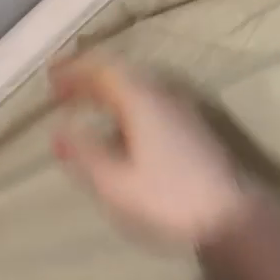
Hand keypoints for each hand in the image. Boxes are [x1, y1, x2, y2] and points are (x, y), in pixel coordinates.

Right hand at [50, 59, 252, 247]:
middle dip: (91, 76)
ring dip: (109, 88)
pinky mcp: (192, 124)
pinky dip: (126, 101)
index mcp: (144, 100)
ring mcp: (183, 107)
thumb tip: (59, 129)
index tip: (50, 74)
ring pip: (139, 85)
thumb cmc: (168, 198)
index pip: (106, 68)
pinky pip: (151, 98)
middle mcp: (165, 94)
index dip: (77, 67)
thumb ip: (85, 154)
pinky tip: (118, 124)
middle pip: (123, 72)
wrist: (229, 212)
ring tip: (83, 102)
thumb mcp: (116, 183)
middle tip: (60, 89)